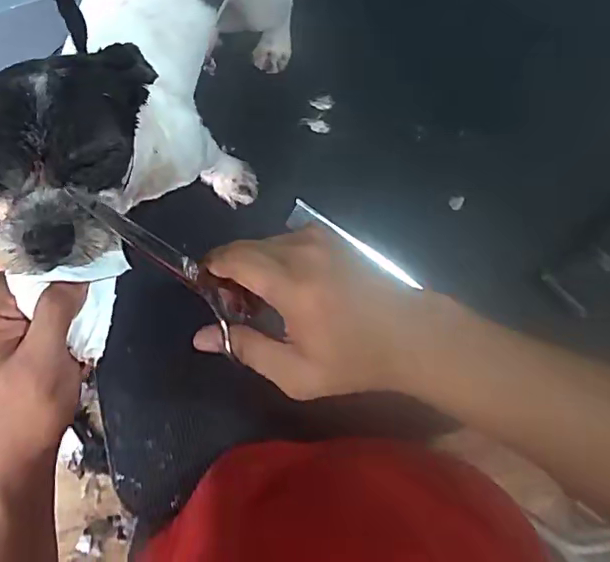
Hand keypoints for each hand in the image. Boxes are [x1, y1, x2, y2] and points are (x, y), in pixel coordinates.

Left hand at [0, 274, 85, 464]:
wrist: (27, 450)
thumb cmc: (30, 406)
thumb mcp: (43, 354)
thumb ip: (57, 307)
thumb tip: (79, 271)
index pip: (32, 265)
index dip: (63, 267)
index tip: (91, 273)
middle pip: (45, 273)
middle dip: (71, 285)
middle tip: (91, 302)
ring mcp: (12, 317)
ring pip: (55, 289)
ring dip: (76, 303)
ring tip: (88, 320)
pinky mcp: (30, 330)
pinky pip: (58, 306)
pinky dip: (74, 316)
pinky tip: (81, 332)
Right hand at [191, 224, 444, 398]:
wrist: (407, 333)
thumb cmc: (353, 360)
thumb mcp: (296, 373)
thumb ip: (246, 349)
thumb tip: (201, 337)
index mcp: (291, 283)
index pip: (234, 258)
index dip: (210, 268)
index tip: (203, 289)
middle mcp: (300, 249)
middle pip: (244, 246)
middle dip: (228, 269)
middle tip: (231, 304)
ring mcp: (316, 237)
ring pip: (263, 241)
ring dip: (251, 263)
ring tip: (260, 300)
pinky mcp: (327, 235)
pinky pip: (284, 239)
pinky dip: (273, 257)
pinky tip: (285, 285)